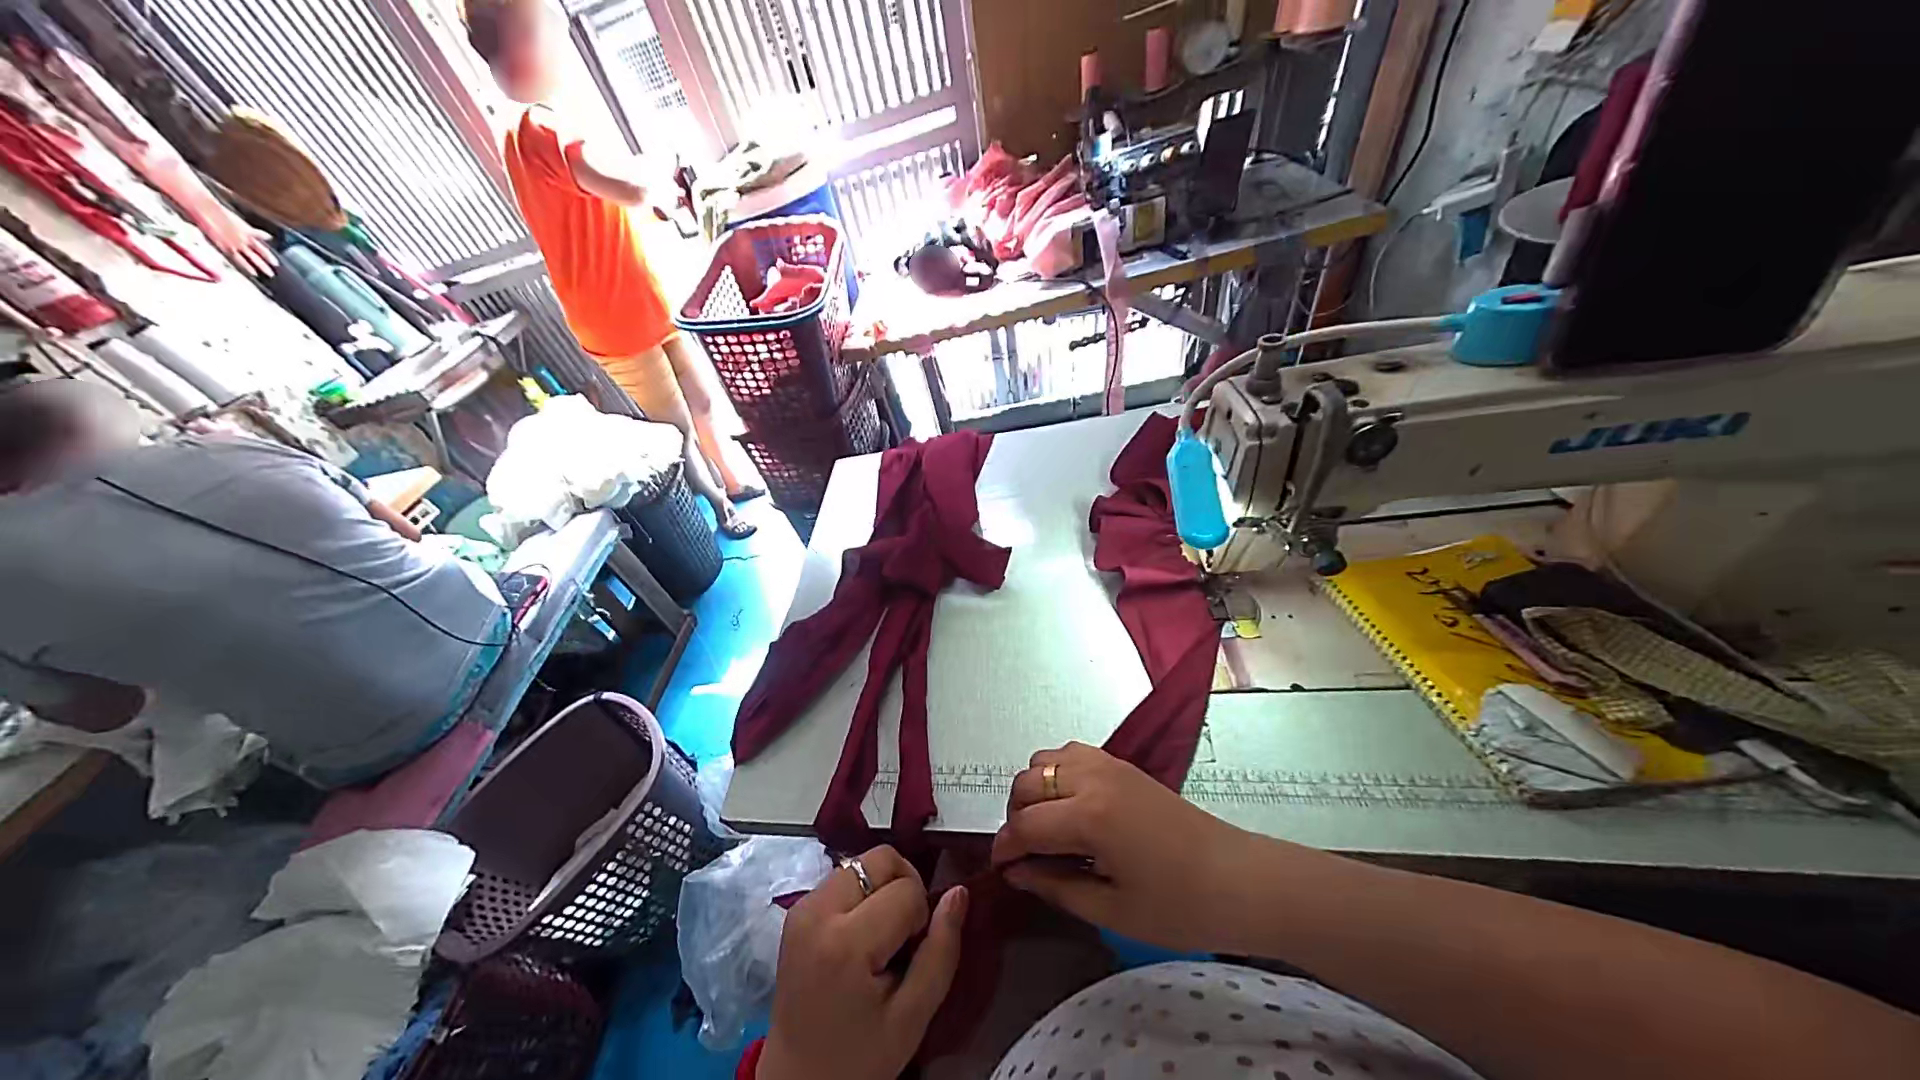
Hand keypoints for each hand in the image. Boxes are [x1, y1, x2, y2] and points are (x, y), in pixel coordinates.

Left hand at [759, 846, 966, 1079]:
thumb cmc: (858, 1059)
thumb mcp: (913, 1017)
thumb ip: (942, 951)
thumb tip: (959, 893)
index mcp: (845, 942)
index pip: (907, 891)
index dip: (922, 918)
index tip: (911, 955)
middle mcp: (817, 912)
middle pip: (881, 860)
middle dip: (904, 887)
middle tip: (903, 936)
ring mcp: (802, 907)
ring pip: (863, 862)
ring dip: (883, 889)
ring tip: (882, 937)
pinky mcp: (796, 910)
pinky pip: (843, 877)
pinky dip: (863, 894)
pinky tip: (862, 936)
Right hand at [991, 742, 1275, 952]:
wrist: (1241, 881)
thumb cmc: (1179, 906)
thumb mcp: (1111, 910)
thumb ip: (1055, 886)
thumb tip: (1016, 873)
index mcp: (1088, 816)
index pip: (1024, 825)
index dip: (1004, 849)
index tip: (1000, 870)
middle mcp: (1092, 778)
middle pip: (1027, 783)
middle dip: (1015, 816)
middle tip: (1026, 854)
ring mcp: (1109, 765)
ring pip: (1045, 760)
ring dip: (1035, 789)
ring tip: (1047, 828)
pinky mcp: (1123, 765)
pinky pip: (1072, 753)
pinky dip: (1058, 773)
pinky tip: (1072, 807)